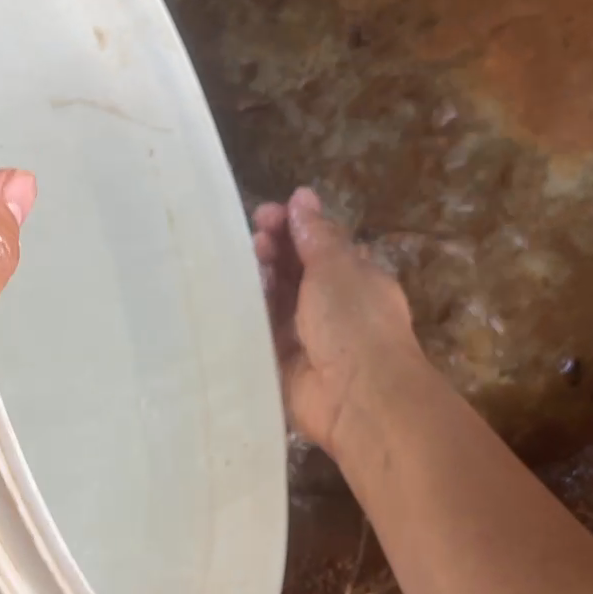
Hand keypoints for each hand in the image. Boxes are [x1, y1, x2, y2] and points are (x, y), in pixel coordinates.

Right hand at [251, 188, 433, 453]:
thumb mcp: (337, 266)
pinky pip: (261, 331)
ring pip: (277, 298)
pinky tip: (233, 293)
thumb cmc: (355, 320)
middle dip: (275, 247)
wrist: (359, 396)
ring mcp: (307, 335)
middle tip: (255, 233)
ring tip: (247, 258)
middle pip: (296, 269)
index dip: (297, 226)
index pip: (321, 244)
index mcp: (356, 278)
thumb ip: (315, 234)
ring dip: (262, 275)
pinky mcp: (283, 363)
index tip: (271, 212)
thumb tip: (303, 197)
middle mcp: (333, 305)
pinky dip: (249, 312)